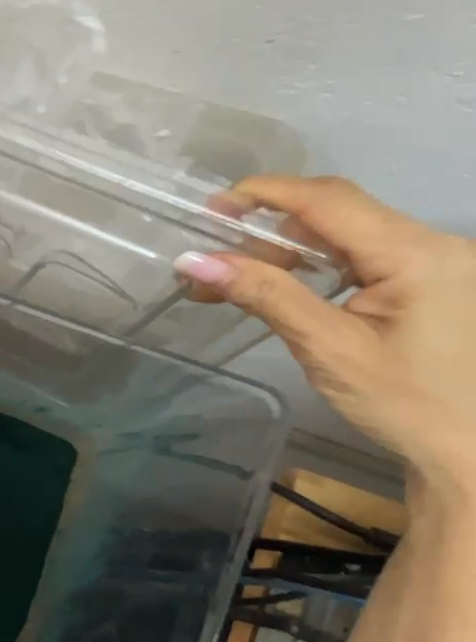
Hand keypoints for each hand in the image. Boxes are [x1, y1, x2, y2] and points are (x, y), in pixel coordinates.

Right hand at [173, 175, 475, 484]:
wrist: (473, 448)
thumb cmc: (405, 399)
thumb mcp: (326, 346)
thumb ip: (264, 294)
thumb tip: (194, 261)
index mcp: (417, 254)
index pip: (329, 201)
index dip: (266, 193)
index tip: (209, 207)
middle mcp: (433, 245)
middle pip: (336, 212)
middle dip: (266, 226)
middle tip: (208, 253)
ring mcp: (435, 263)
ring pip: (343, 234)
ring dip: (281, 250)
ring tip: (227, 281)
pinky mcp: (429, 282)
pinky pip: (359, 256)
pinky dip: (309, 265)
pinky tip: (276, 288)